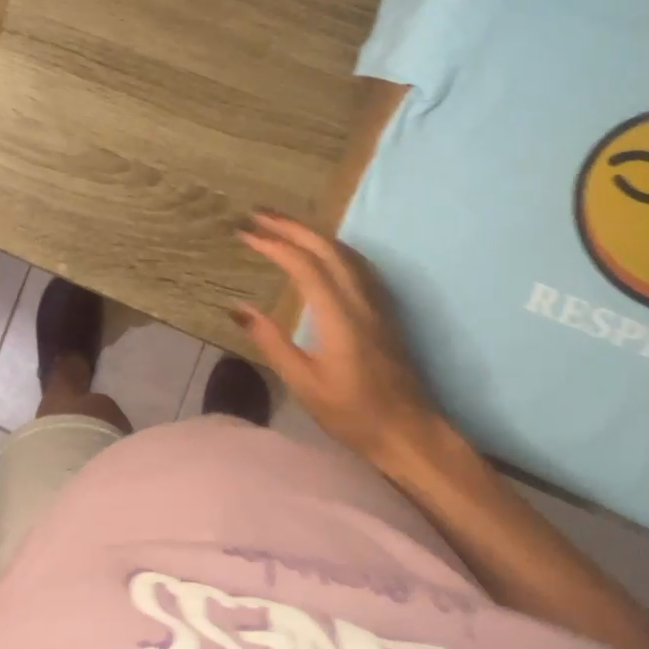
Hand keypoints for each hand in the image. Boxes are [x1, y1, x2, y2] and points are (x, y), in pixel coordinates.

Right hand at [232, 212, 446, 472]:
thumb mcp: (303, 383)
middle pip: (326, 249)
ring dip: (312, 233)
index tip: (243, 233)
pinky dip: (332, 248)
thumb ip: (271, 341)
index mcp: (339, 316)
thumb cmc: (352, 414)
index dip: (272, 244)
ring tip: (282, 225)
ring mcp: (377, 304)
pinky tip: (321, 251)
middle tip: (257, 213)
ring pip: (345, 253)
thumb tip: (237, 307)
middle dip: (290, 226)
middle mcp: (360, 300)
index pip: (303, 265)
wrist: (410, 434)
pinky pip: (357, 265)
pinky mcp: (385, 312)